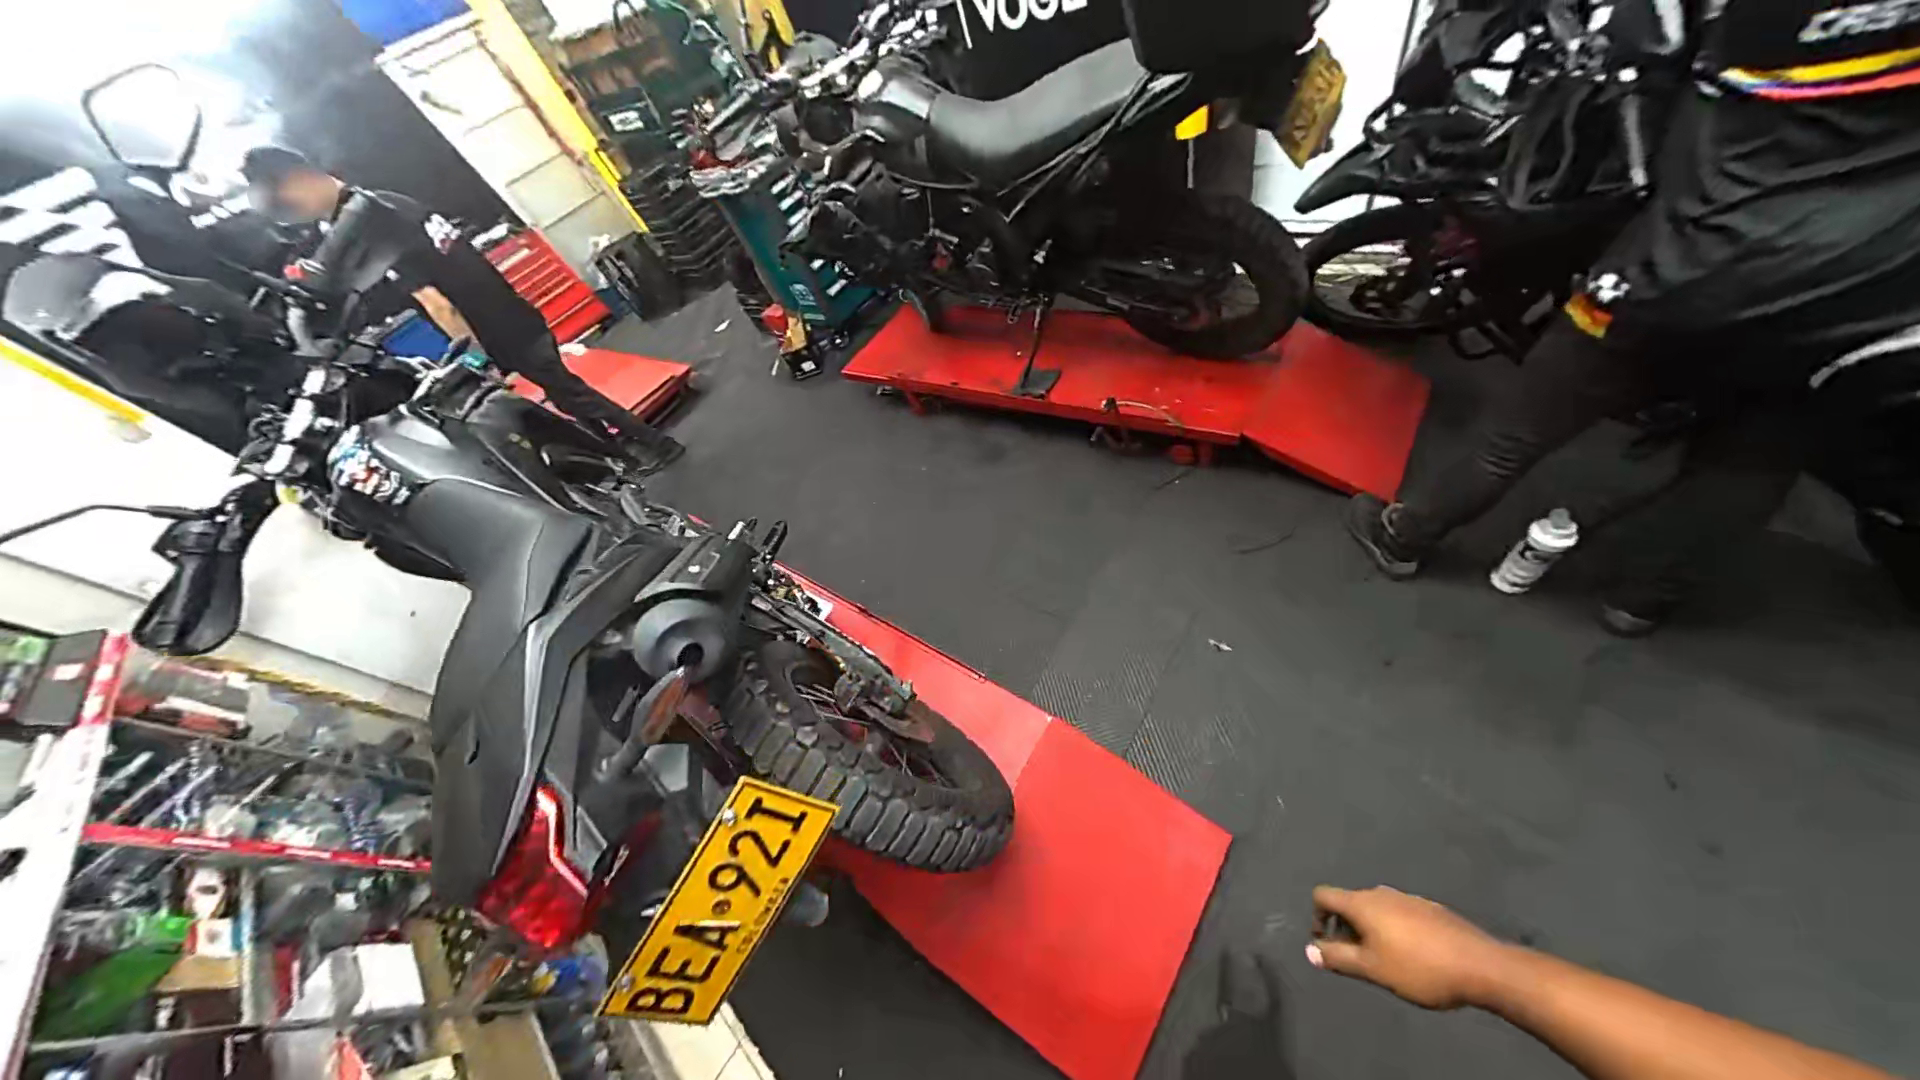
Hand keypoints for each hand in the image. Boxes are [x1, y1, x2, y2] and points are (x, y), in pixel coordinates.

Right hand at [1307, 885, 1511, 1009]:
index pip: (1323, 895)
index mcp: (1361, 903)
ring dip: (1372, 929)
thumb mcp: (1373, 969)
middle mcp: (1380, 892)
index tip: (1326, 943)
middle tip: (1358, 958)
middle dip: (1346, 928)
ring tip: (1387, 959)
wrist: (1484, 966)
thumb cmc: (1419, 968)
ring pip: (1377, 909)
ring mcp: (1408, 898)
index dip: (1316, 917)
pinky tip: (1416, 956)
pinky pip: (1401, 914)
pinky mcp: (1431, 909)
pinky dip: (1396, 929)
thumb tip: (1309, 950)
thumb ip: (1338, 958)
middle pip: (1350, 903)